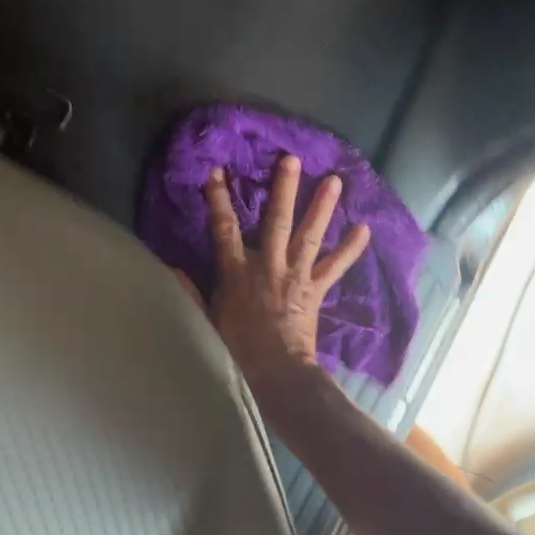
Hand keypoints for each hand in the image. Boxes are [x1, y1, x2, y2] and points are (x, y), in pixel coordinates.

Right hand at [192, 155, 370, 399]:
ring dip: (322, 207)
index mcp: (237, 272)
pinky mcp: (316, 290)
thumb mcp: (205, 321)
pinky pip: (335, 267)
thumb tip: (170, 267)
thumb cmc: (236, 350)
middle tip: (292, 160)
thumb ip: (190, 292)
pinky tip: (364, 229)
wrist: (276, 375)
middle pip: (276, 221)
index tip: (218, 172)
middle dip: (284, 190)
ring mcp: (296, 276)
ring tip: (335, 181)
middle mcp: (268, 266)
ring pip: (310, 235)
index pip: (224, 229)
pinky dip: (350, 249)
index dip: (219, 199)